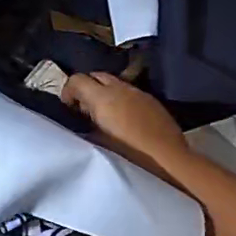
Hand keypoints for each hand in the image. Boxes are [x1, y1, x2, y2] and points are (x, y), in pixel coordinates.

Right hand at [61, 72, 192, 176]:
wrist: (168, 159)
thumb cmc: (128, 154)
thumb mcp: (98, 141)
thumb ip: (86, 124)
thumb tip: (81, 116)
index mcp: (102, 97)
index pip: (77, 79)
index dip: (68, 91)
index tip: (69, 107)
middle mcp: (120, 88)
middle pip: (96, 75)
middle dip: (86, 88)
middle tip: (84, 109)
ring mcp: (138, 92)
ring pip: (114, 82)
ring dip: (105, 93)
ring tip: (104, 115)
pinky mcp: (152, 100)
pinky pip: (130, 92)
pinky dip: (121, 98)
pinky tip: (125, 119)